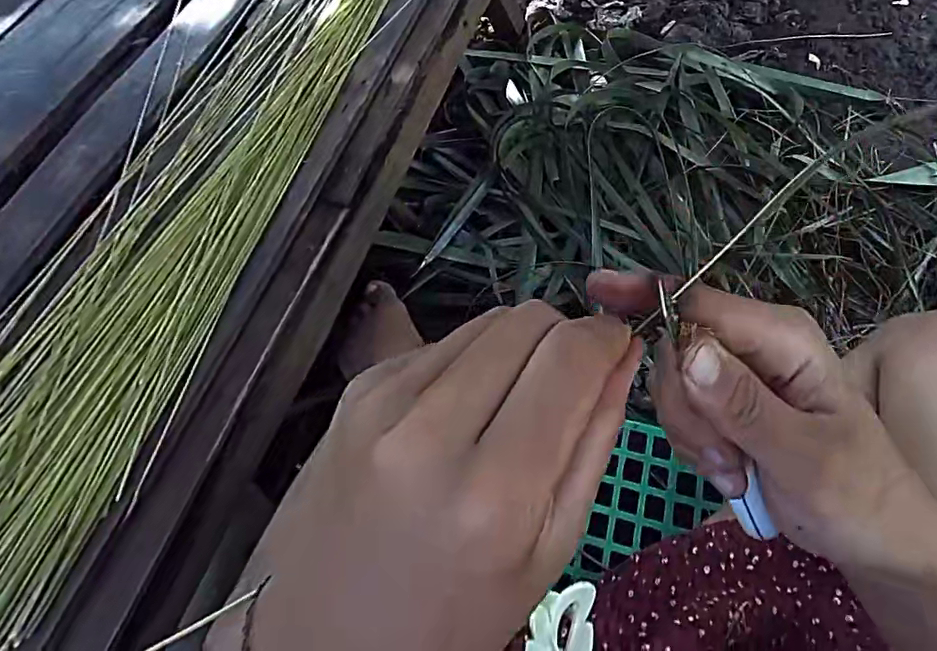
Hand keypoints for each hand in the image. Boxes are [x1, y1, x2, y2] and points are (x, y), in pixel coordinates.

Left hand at [238, 301, 639, 650]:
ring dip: (520, 345)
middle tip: (564, 381)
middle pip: (531, 319)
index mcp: (495, 494)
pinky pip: (447, 338)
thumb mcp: (548, 550)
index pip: (571, 356)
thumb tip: (624, 352)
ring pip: (491, 318)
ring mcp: (385, 400)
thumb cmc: (450, 617)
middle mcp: (432, 433)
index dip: (606, 336)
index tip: (617, 344)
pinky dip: (474, 358)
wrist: (312, 642)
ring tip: (510, 401)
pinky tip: (462, 409)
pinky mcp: (359, 385)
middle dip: (565, 337)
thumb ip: (596, 438)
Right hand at [586, 272, 936, 650]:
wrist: (877, 539)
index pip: (702, 303)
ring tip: (738, 470)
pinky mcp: (728, 400)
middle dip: (687, 407)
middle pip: (678, 346)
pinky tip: (732, 471)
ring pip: (675, 382)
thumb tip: (689, 349)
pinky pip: (684, 409)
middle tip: (725, 459)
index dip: (649, 295)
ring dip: (694, 434)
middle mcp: (756, 340)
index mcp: (782, 334)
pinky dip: (697, 445)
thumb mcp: (805, 458)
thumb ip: (744, 405)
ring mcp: (740, 371)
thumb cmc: (857, 495)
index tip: (599, 291)